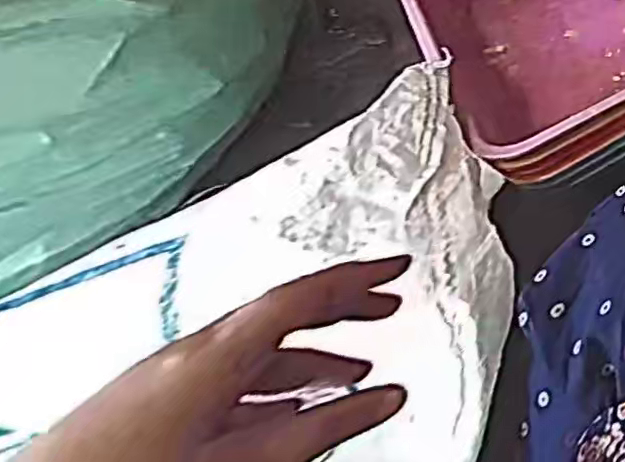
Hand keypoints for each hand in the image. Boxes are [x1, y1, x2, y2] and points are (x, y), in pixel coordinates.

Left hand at [21, 257, 410, 461]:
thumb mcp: (246, 456)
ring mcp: (159, 381)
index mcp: (217, 352)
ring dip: (310, 355)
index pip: (308, 291)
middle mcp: (188, 355)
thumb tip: (389, 398)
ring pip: (256, 351)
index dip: (362, 275)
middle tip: (385, 306)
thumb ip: (325, 424)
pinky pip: (225, 377)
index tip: (398, 267)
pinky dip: (270, 383)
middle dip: (343, 309)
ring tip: (349, 371)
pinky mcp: (141, 407)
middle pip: (285, 312)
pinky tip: (285, 407)